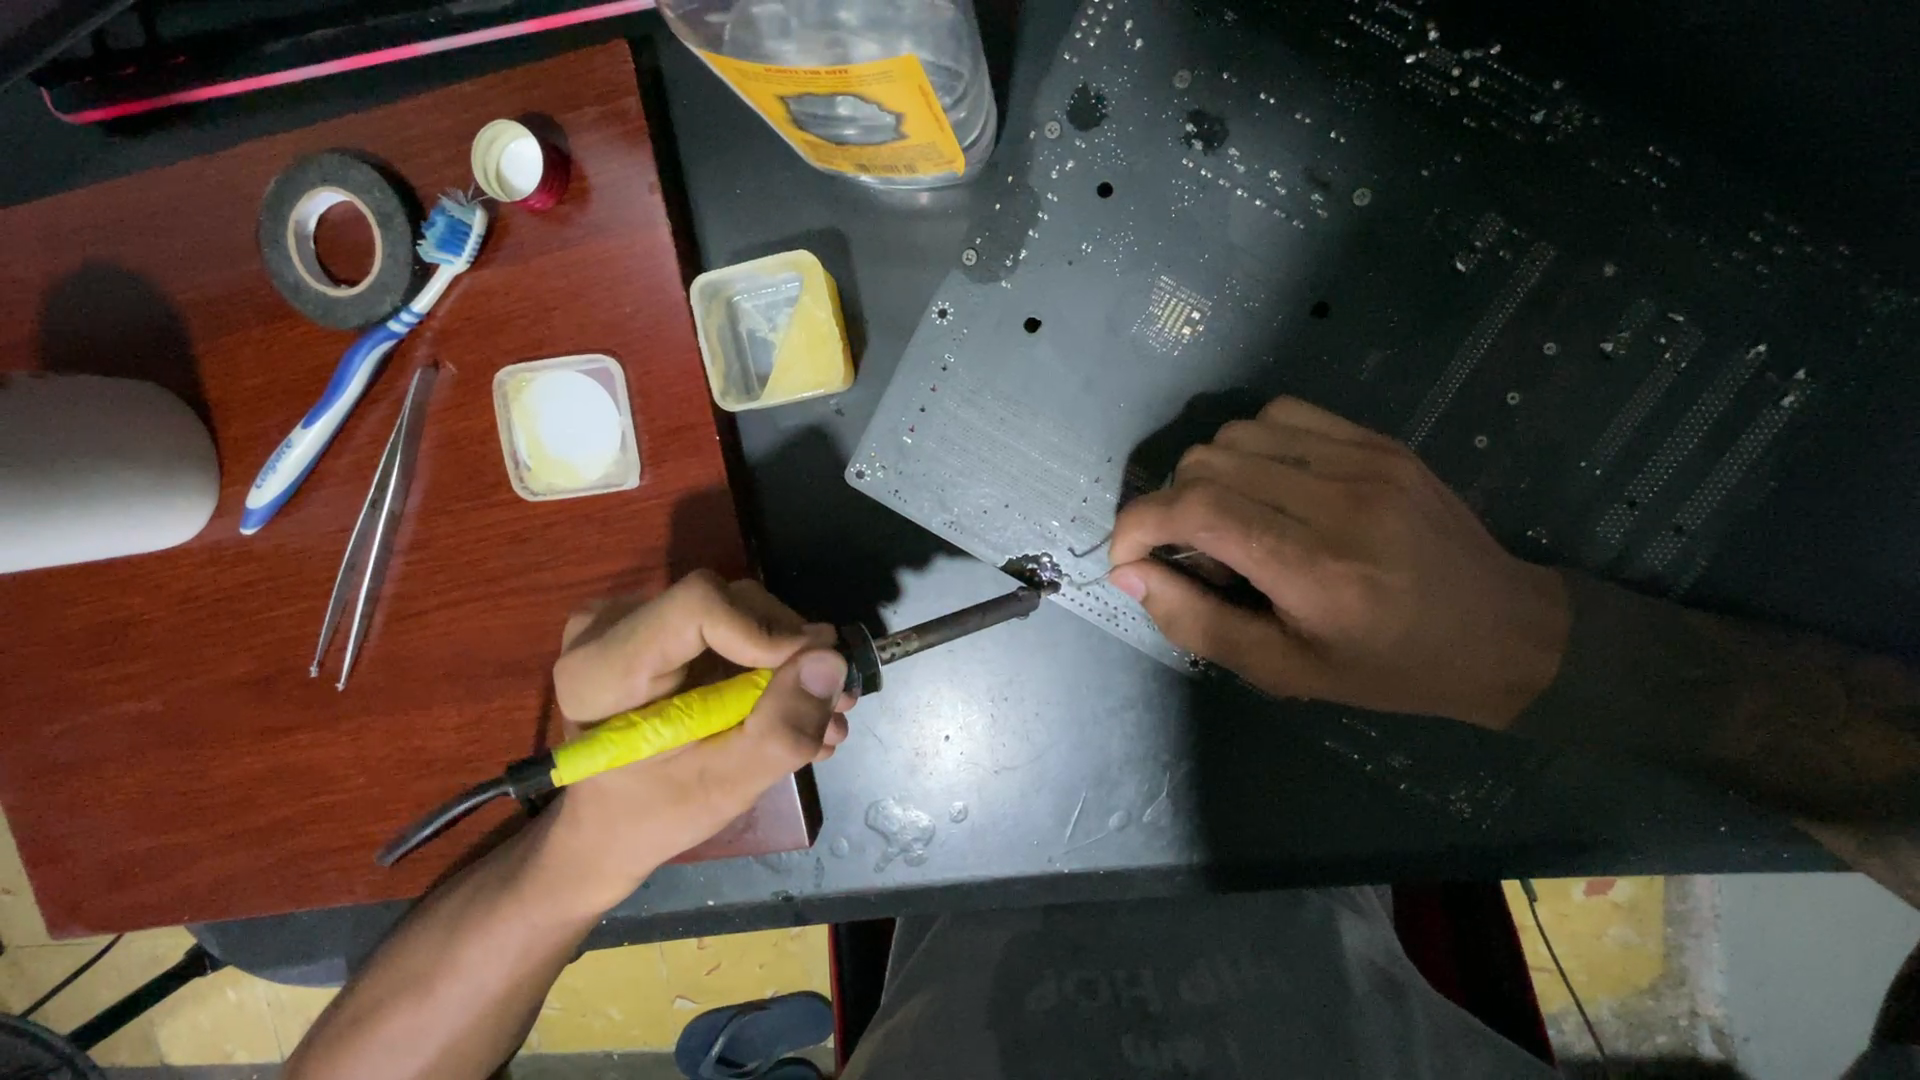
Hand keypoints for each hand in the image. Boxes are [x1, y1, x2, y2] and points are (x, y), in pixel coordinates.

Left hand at [539, 571, 853, 910]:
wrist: (610, 821)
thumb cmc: (653, 814)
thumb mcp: (723, 789)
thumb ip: (779, 731)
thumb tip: (832, 662)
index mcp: (602, 669)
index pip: (698, 606)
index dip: (766, 632)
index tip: (815, 676)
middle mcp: (613, 625)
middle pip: (729, 603)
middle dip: (791, 651)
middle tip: (830, 706)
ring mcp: (637, 618)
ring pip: (741, 608)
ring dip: (790, 659)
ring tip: (819, 717)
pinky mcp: (661, 623)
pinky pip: (732, 620)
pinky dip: (770, 660)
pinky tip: (791, 705)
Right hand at [1107, 397, 1568, 726]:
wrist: (1502, 633)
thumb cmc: (1386, 667)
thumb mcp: (1283, 670)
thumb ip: (1195, 622)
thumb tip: (1129, 573)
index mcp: (1314, 569)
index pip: (1195, 512)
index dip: (1138, 526)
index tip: (1127, 556)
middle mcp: (1336, 500)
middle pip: (1205, 465)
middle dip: (1170, 508)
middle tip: (1195, 554)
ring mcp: (1363, 460)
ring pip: (1235, 433)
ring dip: (1207, 476)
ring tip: (1231, 520)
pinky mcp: (1378, 441)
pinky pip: (1280, 414)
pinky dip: (1249, 446)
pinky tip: (1265, 485)